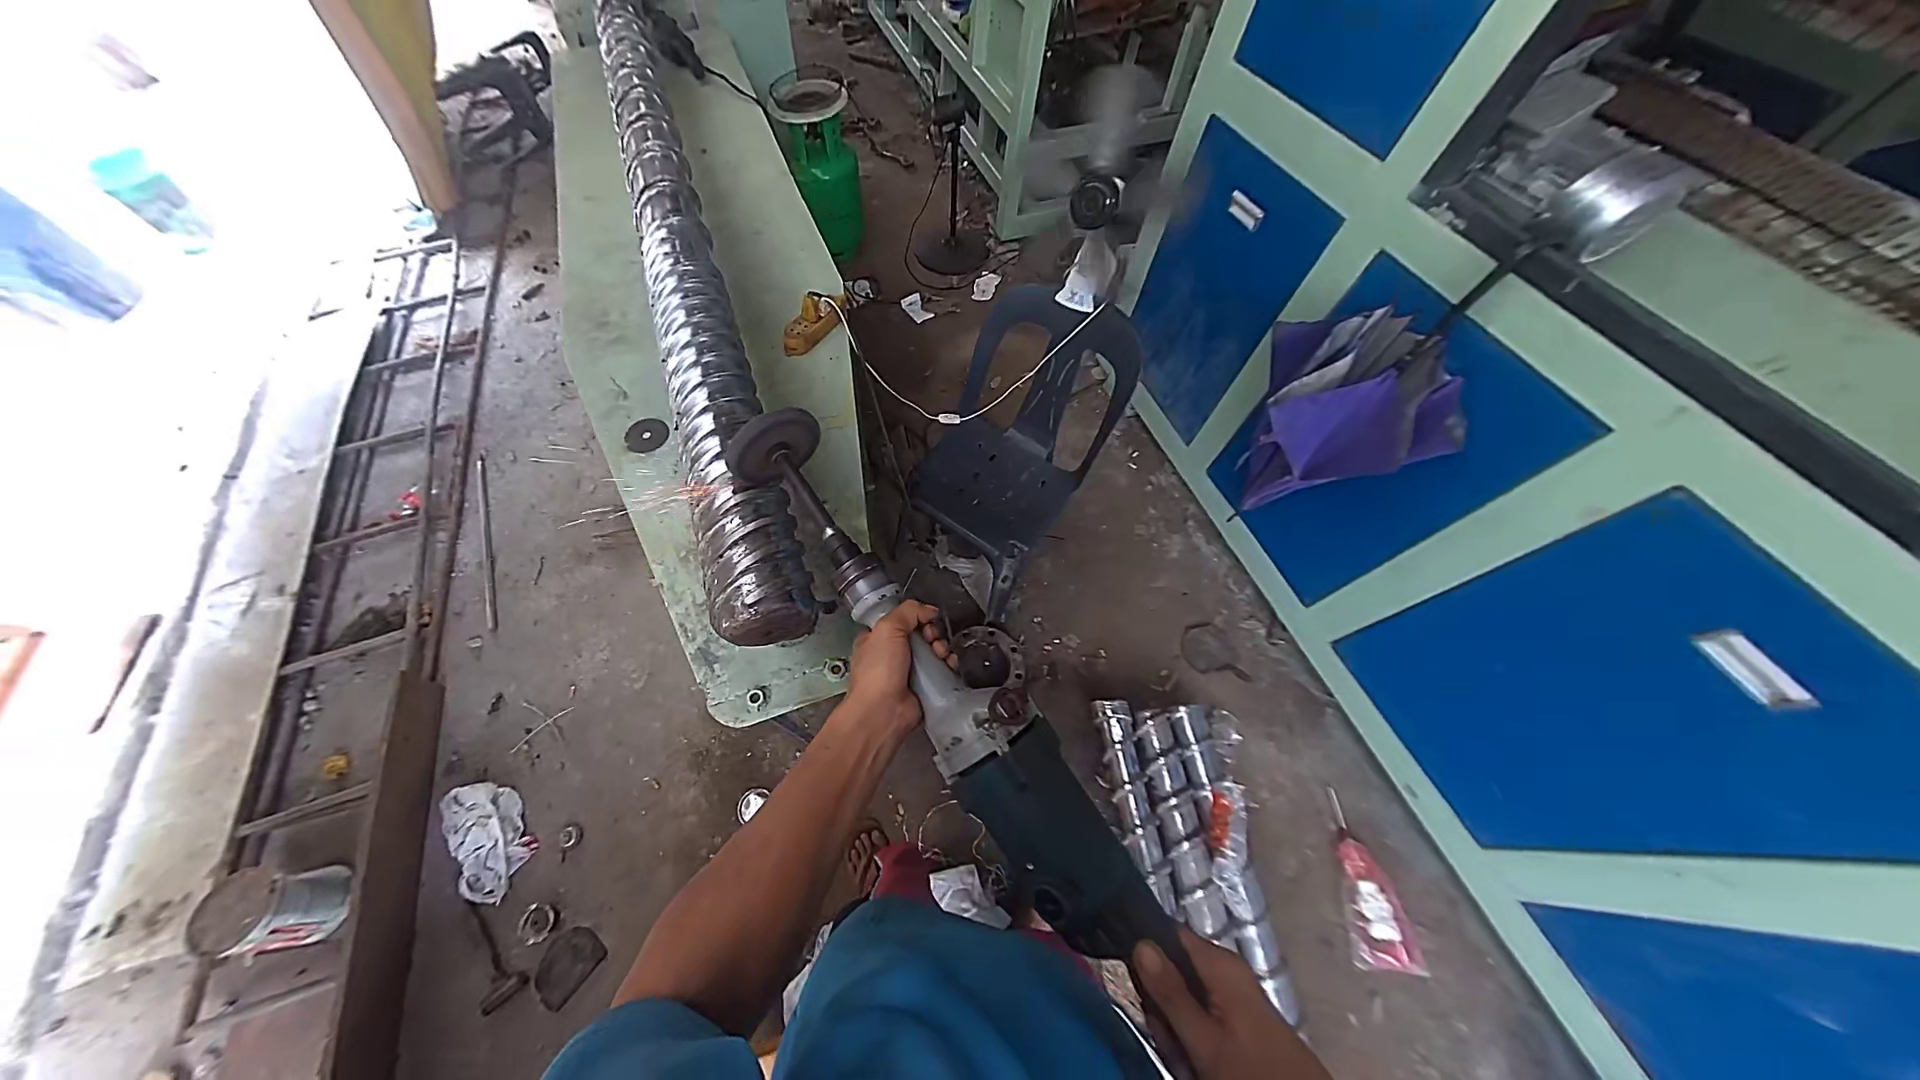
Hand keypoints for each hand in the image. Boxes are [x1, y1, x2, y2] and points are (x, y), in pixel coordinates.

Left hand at [840, 601, 951, 741]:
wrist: (883, 712)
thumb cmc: (878, 669)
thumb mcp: (887, 628)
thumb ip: (908, 612)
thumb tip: (930, 610)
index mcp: (876, 638)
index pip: (901, 619)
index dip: (916, 617)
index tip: (924, 620)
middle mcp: (891, 654)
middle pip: (921, 634)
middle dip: (932, 632)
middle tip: (932, 638)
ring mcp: (908, 671)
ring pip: (933, 651)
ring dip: (942, 648)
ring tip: (941, 653)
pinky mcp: (924, 686)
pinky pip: (941, 669)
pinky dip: (949, 664)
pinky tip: (951, 663)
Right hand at [1131, 928, 1330, 1079]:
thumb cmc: (1254, 1077)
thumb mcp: (1205, 1043)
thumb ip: (1171, 993)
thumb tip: (1139, 942)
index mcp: (1220, 964)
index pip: (1167, 933)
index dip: (1146, 955)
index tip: (1137, 988)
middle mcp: (1226, 971)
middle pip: (1172, 970)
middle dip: (1163, 1007)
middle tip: (1169, 1040)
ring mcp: (1233, 996)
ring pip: (1183, 999)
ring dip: (1176, 1030)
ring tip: (1186, 1061)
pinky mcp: (1238, 1021)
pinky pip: (1201, 1017)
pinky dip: (1193, 1041)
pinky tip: (1197, 1066)